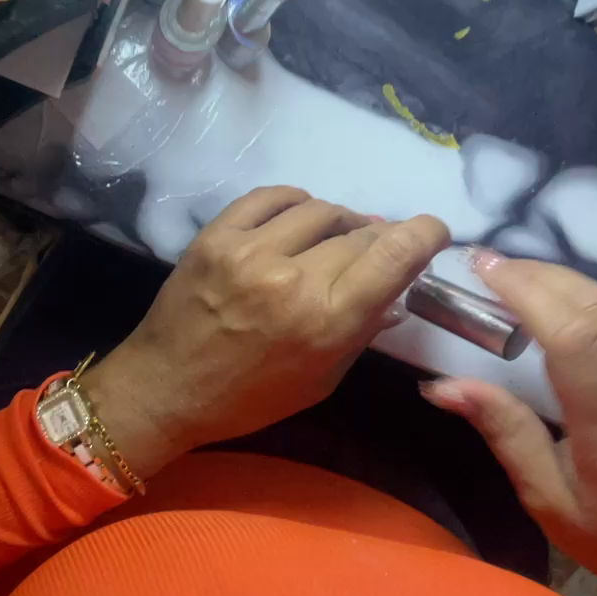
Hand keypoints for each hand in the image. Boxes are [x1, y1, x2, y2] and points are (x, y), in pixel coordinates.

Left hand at [82, 187, 449, 476]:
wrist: (165, 387)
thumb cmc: (248, 398)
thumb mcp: (320, 379)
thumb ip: (361, 331)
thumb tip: (396, 288)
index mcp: (326, 321)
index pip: (394, 255)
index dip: (424, 234)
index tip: (431, 231)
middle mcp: (291, 277)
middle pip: (359, 232)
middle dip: (378, 237)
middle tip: (376, 246)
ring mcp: (248, 251)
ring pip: (318, 208)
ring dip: (338, 219)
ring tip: (335, 236)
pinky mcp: (214, 236)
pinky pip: (268, 197)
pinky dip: (294, 202)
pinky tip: (298, 217)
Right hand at [421, 253, 596, 595]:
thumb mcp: (547, 498)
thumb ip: (503, 431)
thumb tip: (438, 385)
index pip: (578, 344)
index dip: (529, 295)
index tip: (484, 268)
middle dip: (542, 278)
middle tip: (490, 264)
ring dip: (569, 286)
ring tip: (519, 276)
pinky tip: (566, 309)